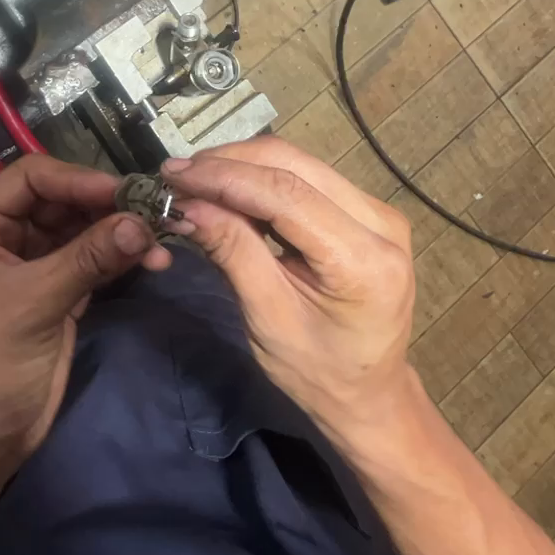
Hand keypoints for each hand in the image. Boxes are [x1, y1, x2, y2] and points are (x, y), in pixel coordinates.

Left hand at [0, 156, 169, 465]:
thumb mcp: (34, 303)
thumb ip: (88, 258)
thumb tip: (141, 223)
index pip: (30, 178)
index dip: (76, 179)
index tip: (122, 193)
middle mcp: (1, 235)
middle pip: (60, 200)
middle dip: (104, 206)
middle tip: (153, 214)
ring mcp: (31, 263)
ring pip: (80, 229)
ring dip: (118, 233)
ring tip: (160, 243)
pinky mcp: (56, 290)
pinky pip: (91, 260)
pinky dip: (119, 258)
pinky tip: (151, 261)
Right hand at [160, 137, 418, 442]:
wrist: (369, 394)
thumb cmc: (316, 370)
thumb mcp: (266, 317)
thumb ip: (232, 251)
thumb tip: (186, 204)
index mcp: (363, 260)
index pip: (285, 193)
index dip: (223, 177)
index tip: (172, 175)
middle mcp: (381, 222)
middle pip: (292, 165)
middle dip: (227, 163)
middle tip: (176, 175)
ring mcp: (377, 210)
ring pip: (297, 161)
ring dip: (240, 165)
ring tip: (194, 181)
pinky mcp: (365, 209)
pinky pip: (305, 175)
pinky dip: (259, 177)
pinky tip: (226, 189)